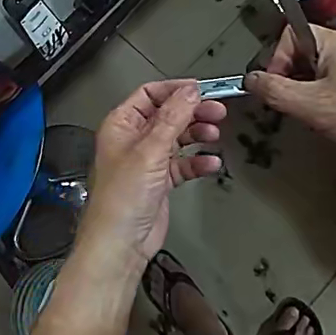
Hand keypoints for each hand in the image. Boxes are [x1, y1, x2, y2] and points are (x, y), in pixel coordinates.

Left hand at [77, 80, 225, 265]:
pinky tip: (211, 162)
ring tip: (214, 133)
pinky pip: (184, 164)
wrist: (120, 245)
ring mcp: (147, 160)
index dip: (175, 90)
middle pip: (168, 114)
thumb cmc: (119, 201)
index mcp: (121, 125)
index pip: (150, 94)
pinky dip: (198, 161)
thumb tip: (189, 92)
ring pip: (178, 137)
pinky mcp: (160, 181)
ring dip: (198, 134)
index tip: (201, 90)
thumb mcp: (150, 151)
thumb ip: (173, 118)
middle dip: (193, 111)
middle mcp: (133, 140)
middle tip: (216, 111)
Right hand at [245, 26, 335, 181]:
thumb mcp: (309, 105)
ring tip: (319, 118)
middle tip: (296, 105)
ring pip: (323, 73)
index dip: (276, 58)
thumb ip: (273, 90)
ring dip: (311, 94)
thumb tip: (250, 80)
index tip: (275, 86)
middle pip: (306, 53)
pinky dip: (331, 104)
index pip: (291, 33)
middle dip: (293, 79)